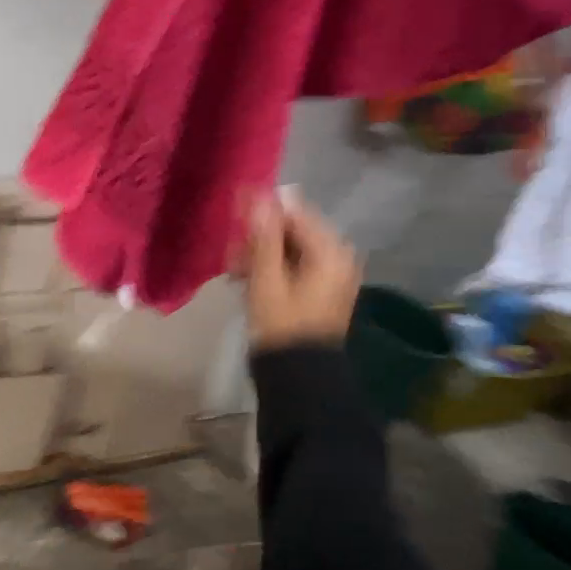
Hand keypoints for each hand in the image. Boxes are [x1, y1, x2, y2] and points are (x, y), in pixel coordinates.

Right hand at [235, 191, 361, 351]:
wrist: (299, 373)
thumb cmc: (281, 324)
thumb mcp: (266, 278)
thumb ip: (263, 236)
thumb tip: (259, 196)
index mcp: (330, 251)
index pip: (294, 212)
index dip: (262, 210)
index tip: (233, 221)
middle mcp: (338, 256)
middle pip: (292, 229)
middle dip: (259, 237)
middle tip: (232, 254)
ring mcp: (332, 273)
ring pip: (290, 247)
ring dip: (261, 254)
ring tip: (236, 271)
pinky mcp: (322, 288)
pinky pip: (295, 264)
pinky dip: (272, 267)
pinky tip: (248, 280)